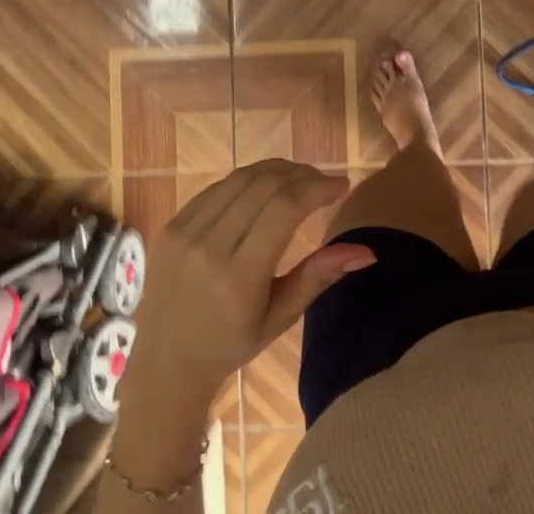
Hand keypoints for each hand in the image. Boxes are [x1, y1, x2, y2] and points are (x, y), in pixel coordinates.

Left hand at [121, 160, 375, 404]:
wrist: (166, 363)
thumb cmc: (231, 345)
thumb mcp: (280, 317)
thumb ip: (319, 276)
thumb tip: (367, 251)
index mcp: (238, 277)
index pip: (284, 209)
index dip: (317, 187)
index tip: (342, 185)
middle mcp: (208, 247)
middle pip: (263, 186)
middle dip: (302, 174)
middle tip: (325, 180)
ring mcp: (184, 233)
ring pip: (239, 179)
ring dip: (276, 170)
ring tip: (301, 178)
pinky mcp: (170, 226)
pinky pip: (215, 188)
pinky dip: (246, 181)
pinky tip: (264, 188)